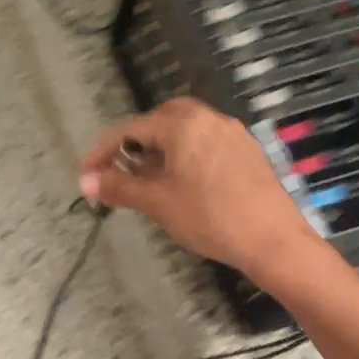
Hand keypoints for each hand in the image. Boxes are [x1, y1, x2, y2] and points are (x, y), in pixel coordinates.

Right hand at [79, 98, 319, 270]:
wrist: (273, 240)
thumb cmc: (210, 217)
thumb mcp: (158, 203)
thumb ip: (119, 188)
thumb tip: (84, 182)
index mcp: (182, 125)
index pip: (131, 129)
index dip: (103, 151)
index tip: (86, 174)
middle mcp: (208, 119)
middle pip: (160, 119)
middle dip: (135, 140)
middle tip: (120, 168)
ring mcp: (231, 133)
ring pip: (185, 129)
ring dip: (160, 147)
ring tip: (147, 177)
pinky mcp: (246, 150)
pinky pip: (205, 141)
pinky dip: (184, 153)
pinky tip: (181, 181)